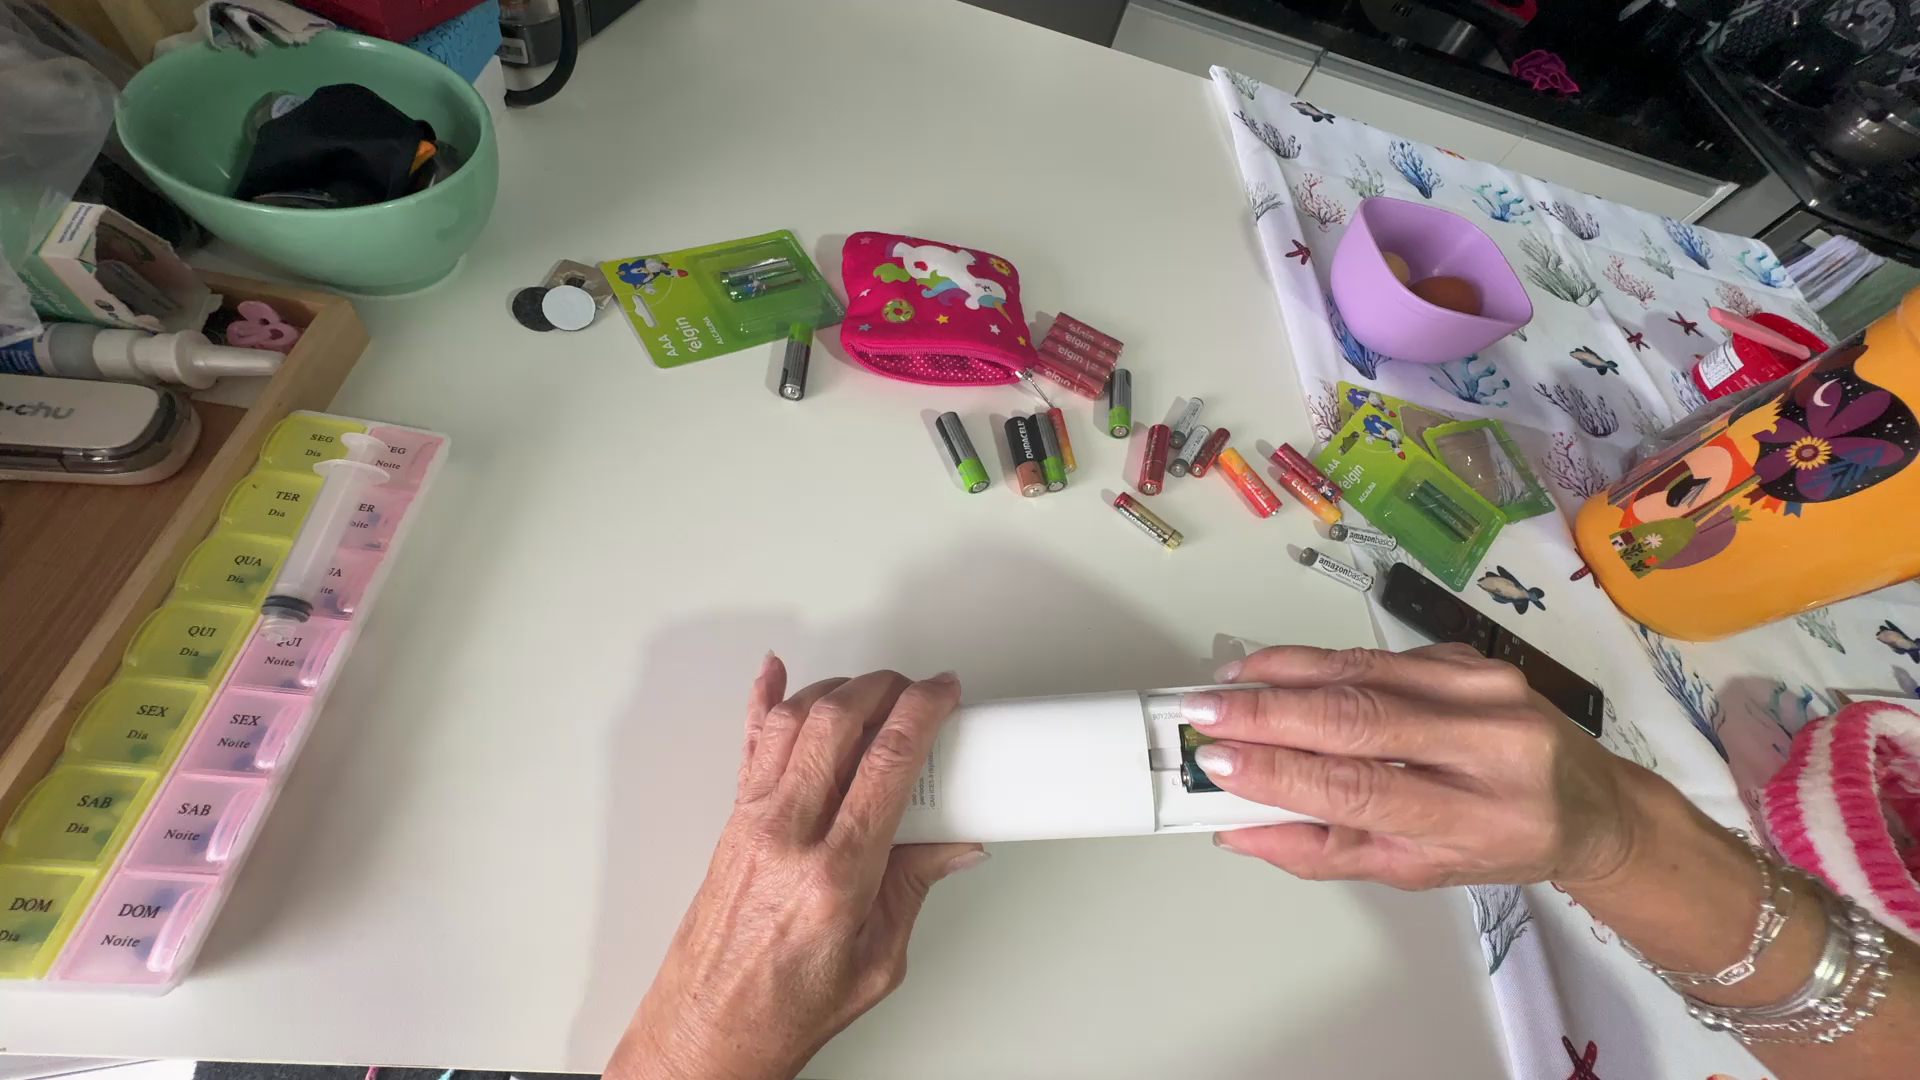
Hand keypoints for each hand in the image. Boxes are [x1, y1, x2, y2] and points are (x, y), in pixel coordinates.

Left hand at [609, 656, 985, 1079]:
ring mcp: (754, 817)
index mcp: (835, 872)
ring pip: (796, 718)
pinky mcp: (735, 815)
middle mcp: (788, 832)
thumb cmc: (784, 1006)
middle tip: (915, 688)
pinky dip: (763, 697)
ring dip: (840, 688)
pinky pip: (750, 740)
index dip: (923, 710)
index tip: (943, 692)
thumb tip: (958, 839)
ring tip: (872, 689)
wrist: (708, 1031)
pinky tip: (774, 672)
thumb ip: (918, 883)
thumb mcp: (879, 959)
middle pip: (840, 721)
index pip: (888, 761)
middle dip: (886, 686)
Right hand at [1183, 644, 1642, 889]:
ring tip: (1226, 683)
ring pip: (1358, 670)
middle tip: (1203, 710)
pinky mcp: (1465, 655)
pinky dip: (1311, 662)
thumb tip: (1235, 831)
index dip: (1280, 773)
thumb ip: (1321, 851)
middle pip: (1356, 715)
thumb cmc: (1495, 844)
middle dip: (1266, 712)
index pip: (1360, 786)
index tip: (1216, 762)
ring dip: (1280, 673)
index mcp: (1483, 815)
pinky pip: (1370, 656)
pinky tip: (1270, 672)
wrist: (1590, 801)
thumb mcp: (1414, 868)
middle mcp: (1492, 742)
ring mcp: (1483, 687)